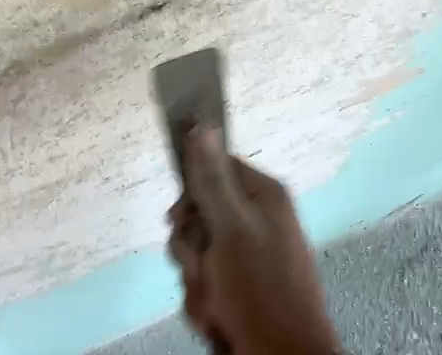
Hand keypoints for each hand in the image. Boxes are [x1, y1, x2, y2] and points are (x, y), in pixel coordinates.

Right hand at [168, 129, 341, 354]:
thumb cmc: (261, 290)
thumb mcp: (231, 229)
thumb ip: (211, 179)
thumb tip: (199, 123)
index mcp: (262, 195)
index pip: (212, 168)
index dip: (190, 193)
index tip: (180, 217)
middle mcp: (255, 220)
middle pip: (197, 213)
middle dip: (191, 248)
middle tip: (203, 267)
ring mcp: (247, 257)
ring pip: (195, 253)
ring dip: (196, 281)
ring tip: (216, 303)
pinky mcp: (238, 289)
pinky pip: (202, 282)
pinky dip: (204, 302)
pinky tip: (220, 318)